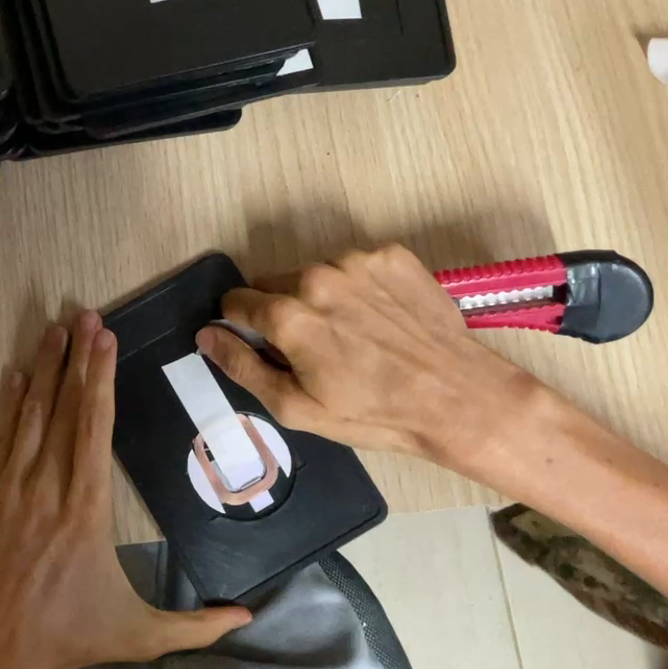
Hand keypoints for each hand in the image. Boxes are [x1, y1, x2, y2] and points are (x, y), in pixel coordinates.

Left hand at [0, 311, 252, 668]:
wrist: (1, 649)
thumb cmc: (75, 635)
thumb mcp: (143, 635)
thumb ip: (198, 626)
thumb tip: (250, 617)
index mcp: (88, 508)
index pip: (95, 427)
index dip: (101, 378)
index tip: (106, 340)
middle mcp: (47, 487)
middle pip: (64, 408)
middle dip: (76, 358)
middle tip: (84, 315)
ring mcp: (10, 489)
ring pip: (29, 415)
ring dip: (42, 369)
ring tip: (53, 330)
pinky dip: (8, 405)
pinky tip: (15, 377)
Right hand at [194, 245, 558, 471]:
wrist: (461, 399)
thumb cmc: (373, 413)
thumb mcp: (296, 407)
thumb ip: (242, 365)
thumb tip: (205, 334)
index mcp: (288, 315)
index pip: (235, 301)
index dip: (243, 327)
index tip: (267, 348)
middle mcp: (316, 276)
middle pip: (271, 284)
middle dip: (280, 311)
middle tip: (314, 348)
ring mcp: (356, 262)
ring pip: (310, 273)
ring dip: (318, 297)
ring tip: (353, 334)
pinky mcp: (390, 255)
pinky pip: (351, 266)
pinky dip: (355, 287)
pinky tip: (378, 318)